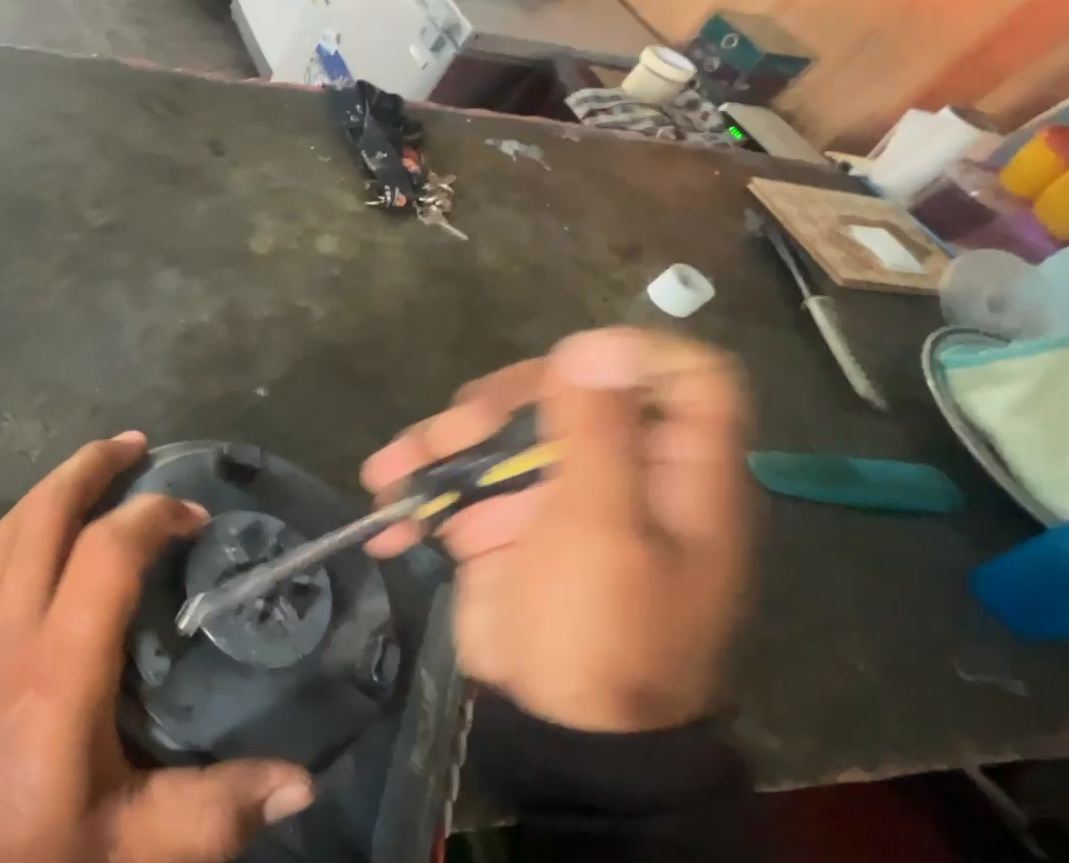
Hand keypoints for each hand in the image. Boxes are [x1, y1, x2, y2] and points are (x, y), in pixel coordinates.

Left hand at [0, 432, 314, 862]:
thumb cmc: (26, 844)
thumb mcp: (128, 843)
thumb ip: (214, 811)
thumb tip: (299, 783)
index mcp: (58, 664)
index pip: (105, 554)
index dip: (152, 517)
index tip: (194, 518)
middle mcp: (10, 624)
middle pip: (45, 513)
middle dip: (92, 467)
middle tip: (135, 443)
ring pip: (9, 525)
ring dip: (53, 485)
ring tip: (93, 465)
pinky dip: (15, 521)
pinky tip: (32, 522)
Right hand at [362, 328, 751, 732]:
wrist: (556, 728)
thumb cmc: (600, 631)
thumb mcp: (601, 529)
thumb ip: (595, 434)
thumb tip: (596, 341)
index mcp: (667, 470)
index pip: (682, 380)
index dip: (632, 357)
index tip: (562, 363)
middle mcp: (612, 471)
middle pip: (560, 396)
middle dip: (493, 407)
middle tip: (450, 432)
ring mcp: (549, 498)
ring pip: (492, 437)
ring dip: (433, 449)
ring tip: (387, 474)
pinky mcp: (499, 525)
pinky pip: (455, 487)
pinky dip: (417, 497)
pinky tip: (386, 514)